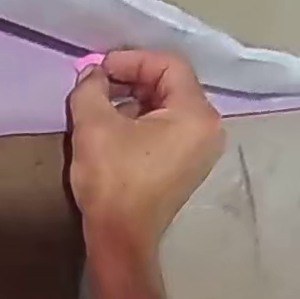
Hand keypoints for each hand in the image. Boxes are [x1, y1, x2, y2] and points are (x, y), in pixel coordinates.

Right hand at [66, 50, 225, 260]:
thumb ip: (91, 90)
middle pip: (171, 86)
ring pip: (167, 109)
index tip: (98, 68)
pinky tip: (114, 130)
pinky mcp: (186, 169)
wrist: (119, 238)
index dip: (131, 59)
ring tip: (100, 107)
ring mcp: (201, 152)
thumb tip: (92, 75)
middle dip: (131, 80)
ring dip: (134, 102)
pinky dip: (142, 123)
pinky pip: (167, 132)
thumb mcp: (93, 128)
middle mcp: (209, 129)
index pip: (168, 65)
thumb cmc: (111, 181)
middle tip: (97, 84)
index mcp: (196, 114)